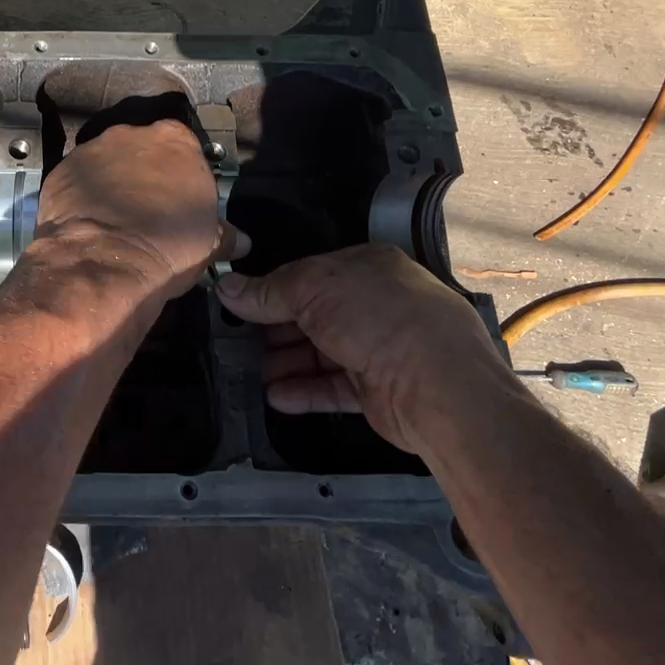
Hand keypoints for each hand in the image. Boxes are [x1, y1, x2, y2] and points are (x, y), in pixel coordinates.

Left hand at [32, 119, 247, 298]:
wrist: (104, 262)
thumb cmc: (168, 246)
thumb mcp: (210, 242)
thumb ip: (226, 234)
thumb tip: (243, 242)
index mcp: (175, 140)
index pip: (182, 146)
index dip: (179, 173)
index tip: (177, 196)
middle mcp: (131, 134)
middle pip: (140, 149)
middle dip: (142, 173)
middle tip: (146, 208)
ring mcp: (91, 150)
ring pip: (105, 163)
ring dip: (110, 183)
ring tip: (113, 218)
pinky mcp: (60, 171)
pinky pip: (76, 180)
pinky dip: (80, 196)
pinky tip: (87, 222)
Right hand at [216, 244, 504, 451]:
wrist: (439, 386)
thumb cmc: (376, 318)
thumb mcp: (313, 289)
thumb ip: (267, 291)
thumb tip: (225, 287)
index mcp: (369, 268)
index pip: (310, 275)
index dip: (273, 289)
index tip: (239, 305)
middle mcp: (377, 305)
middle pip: (313, 315)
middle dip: (275, 329)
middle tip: (238, 341)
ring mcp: (380, 349)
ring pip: (321, 353)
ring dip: (286, 362)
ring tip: (253, 373)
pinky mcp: (379, 390)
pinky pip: (334, 387)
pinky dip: (305, 391)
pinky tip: (276, 397)